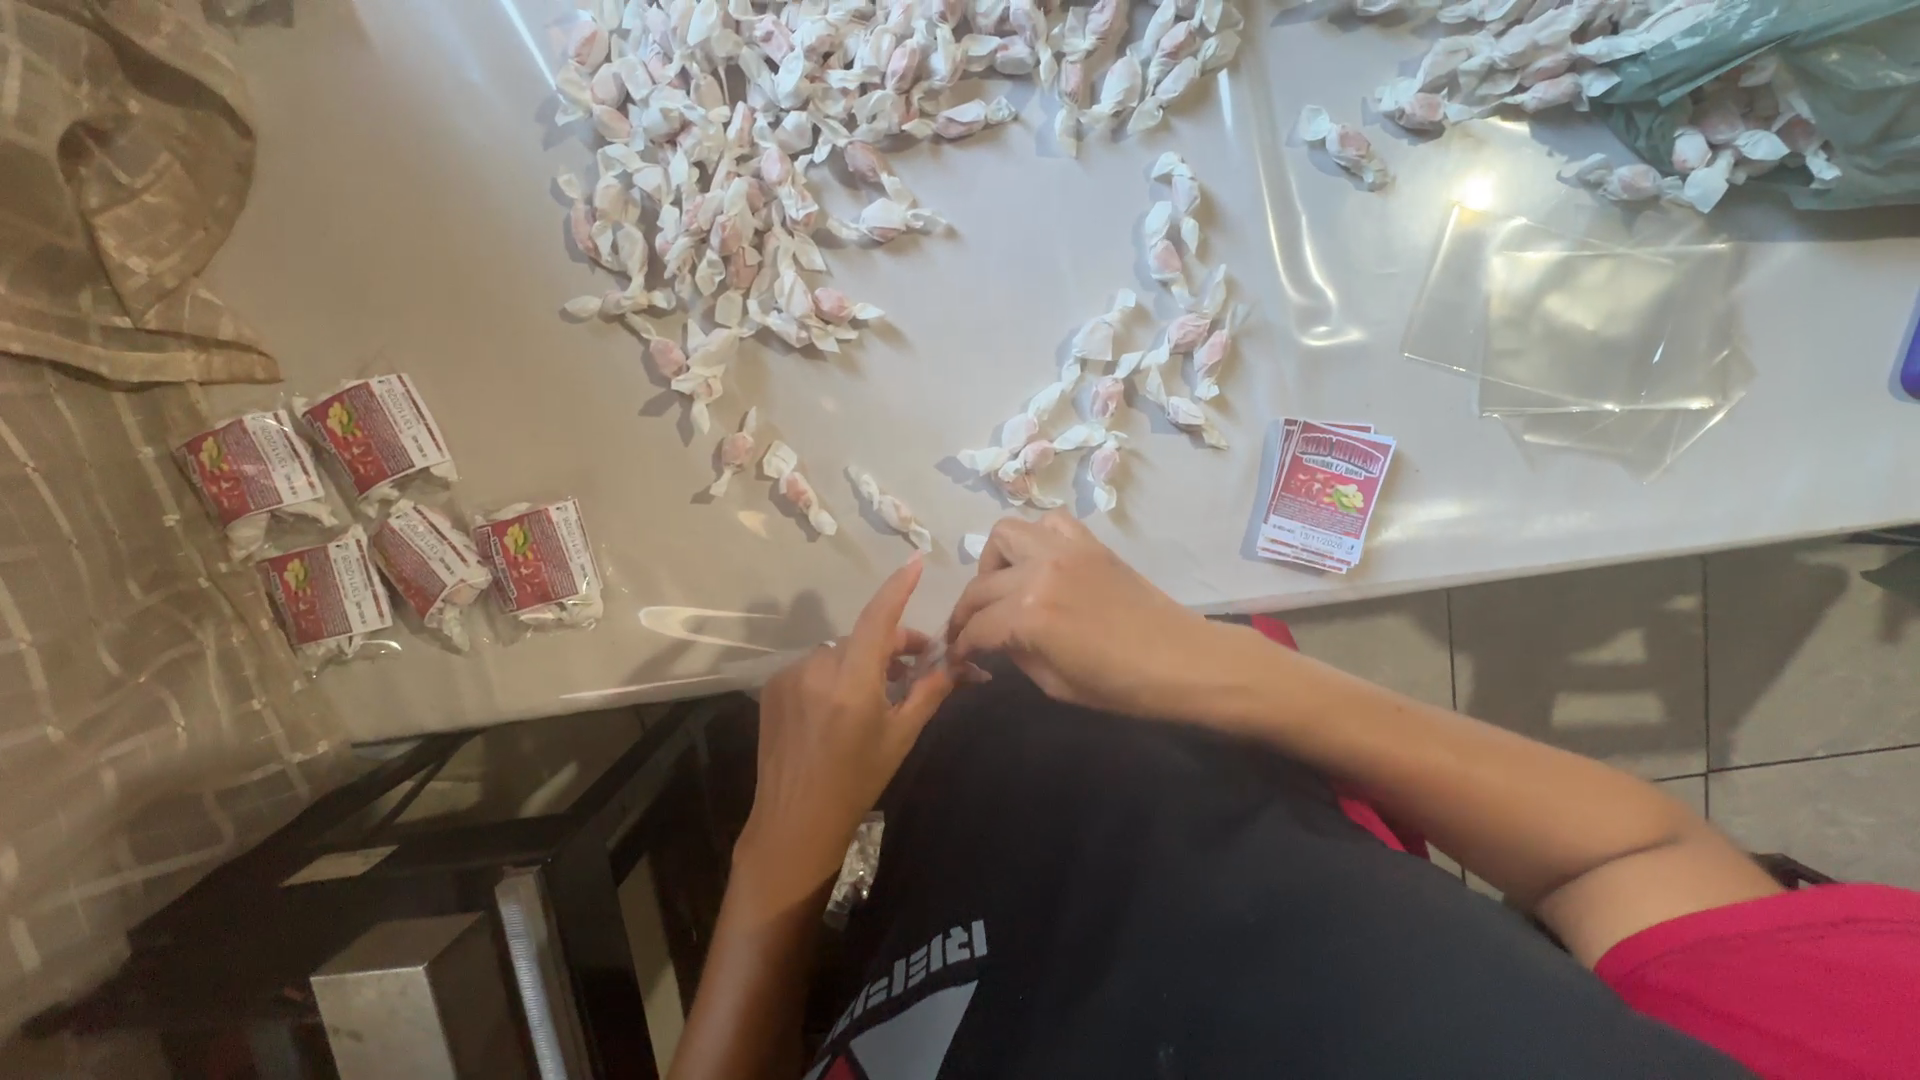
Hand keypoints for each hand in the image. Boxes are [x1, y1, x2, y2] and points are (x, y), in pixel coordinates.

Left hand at [738, 555, 955, 909]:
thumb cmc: (856, 782)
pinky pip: (814, 668)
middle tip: (916, 667)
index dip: (899, 587)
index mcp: (852, 682)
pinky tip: (839, 708)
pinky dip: (833, 675)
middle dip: (892, 646)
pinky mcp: (773, 688)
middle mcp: (816, 669)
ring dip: (861, 662)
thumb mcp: (901, 737)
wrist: (795, 821)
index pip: (878, 618)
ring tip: (876, 695)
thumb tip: (957, 663)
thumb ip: (929, 691)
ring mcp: (789, 677)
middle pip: (862, 638)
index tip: (916, 561)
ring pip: (838, 653)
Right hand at [945, 512, 1242, 718]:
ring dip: (993, 563)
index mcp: (1029, 615)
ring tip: (1001, 588)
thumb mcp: (1054, 684)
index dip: (960, 646)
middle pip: (980, 586)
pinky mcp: (1089, 543)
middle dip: (966, 613)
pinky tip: (1039, 564)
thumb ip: (1015, 655)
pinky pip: (1049, 524)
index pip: (976, 627)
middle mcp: (1039, 572)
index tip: (956, 658)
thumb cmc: (1120, 686)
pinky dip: (1035, 539)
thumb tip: (992, 642)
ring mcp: (1065, 550)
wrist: (1182, 662)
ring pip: (1004, 535)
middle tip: (969, 632)